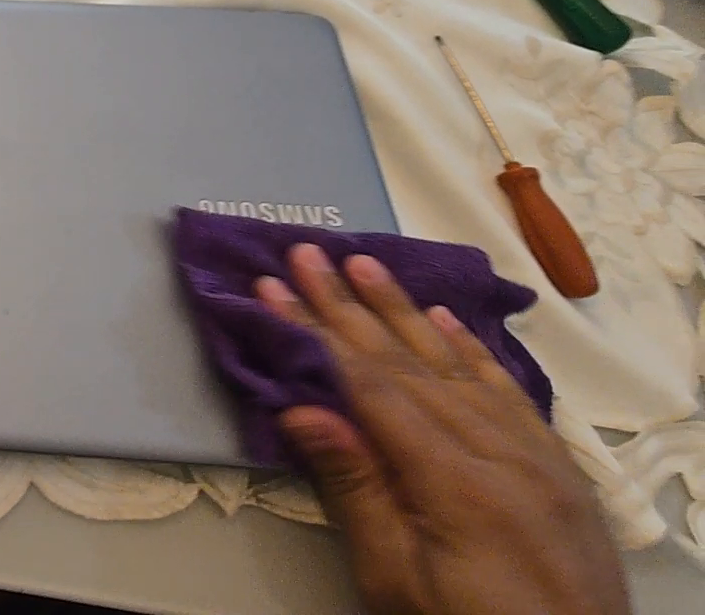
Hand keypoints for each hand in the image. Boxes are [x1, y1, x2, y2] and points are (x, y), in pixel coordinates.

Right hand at [257, 244, 627, 614]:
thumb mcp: (394, 580)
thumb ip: (354, 491)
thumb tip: (302, 409)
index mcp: (456, 486)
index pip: (369, 386)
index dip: (314, 331)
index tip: (272, 286)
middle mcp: (502, 459)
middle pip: (408, 364)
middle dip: (348, 304)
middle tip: (308, 252)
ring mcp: (539, 463)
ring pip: (456, 368)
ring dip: (403, 311)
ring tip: (365, 263)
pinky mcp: (560, 474)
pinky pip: (510, 395)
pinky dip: (473, 351)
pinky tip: (446, 319)